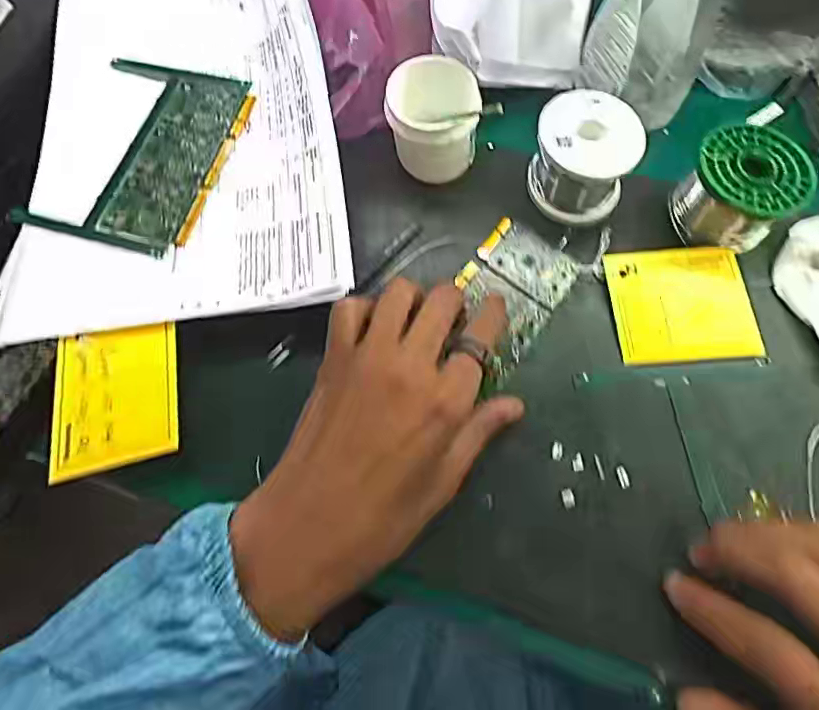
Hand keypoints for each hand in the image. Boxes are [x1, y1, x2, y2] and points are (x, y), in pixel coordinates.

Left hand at [229, 278, 522, 641]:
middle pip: (443, 302)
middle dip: (458, 302)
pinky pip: (351, 307)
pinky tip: (374, 328)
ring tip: (418, 317)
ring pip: (400, 292)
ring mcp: (367, 355)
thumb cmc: (382, 519)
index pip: (480, 339)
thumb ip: (479, 433)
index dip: (493, 317)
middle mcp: (409, 366)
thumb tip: (514, 404)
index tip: (495, 306)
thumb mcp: (442, 483)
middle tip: (456, 320)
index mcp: (444, 402)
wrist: (304, 526)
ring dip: (416, 297)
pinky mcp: (334, 356)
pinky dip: (367, 308)